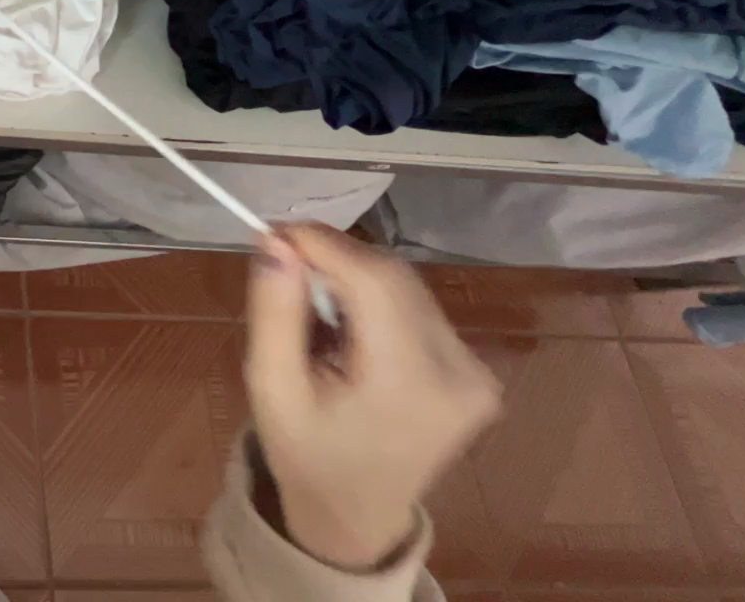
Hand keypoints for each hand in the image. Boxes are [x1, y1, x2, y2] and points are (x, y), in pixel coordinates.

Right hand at [245, 224, 502, 570]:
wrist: (355, 511)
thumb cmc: (303, 450)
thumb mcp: (270, 383)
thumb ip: (274, 310)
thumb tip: (274, 242)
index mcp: (408, 384)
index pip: (375, 281)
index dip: (323, 243)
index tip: (271, 233)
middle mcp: (459, 372)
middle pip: (393, 277)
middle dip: (332, 255)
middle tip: (278, 262)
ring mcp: (475, 372)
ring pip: (404, 284)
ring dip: (350, 274)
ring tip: (308, 304)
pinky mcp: (473, 369)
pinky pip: (414, 304)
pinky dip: (370, 295)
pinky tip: (343, 325)